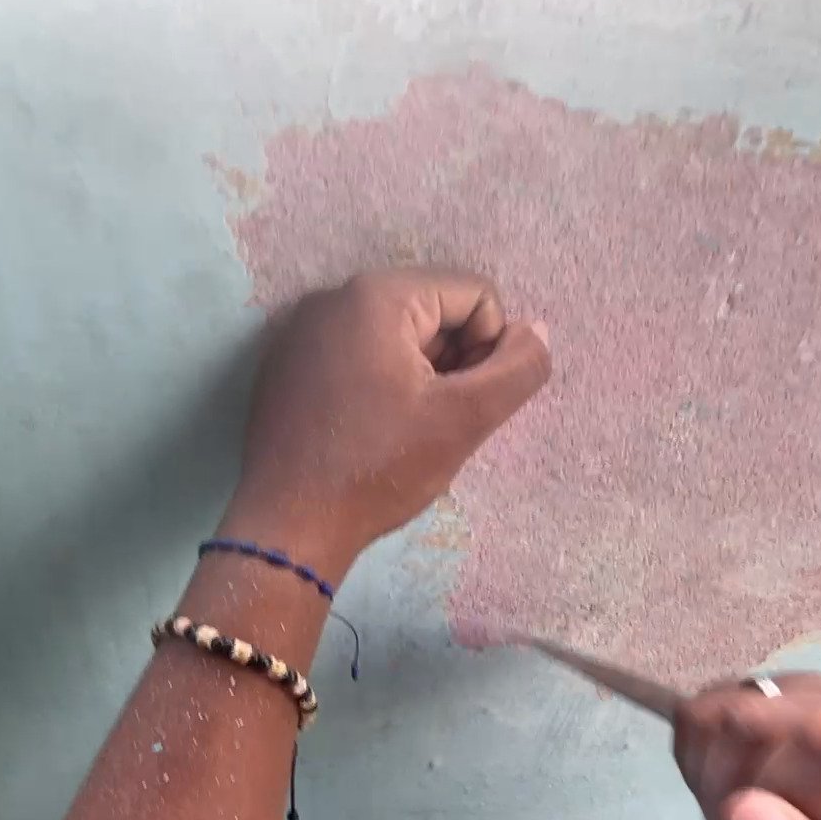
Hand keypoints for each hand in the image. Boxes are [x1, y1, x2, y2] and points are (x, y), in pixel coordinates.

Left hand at [221, 268, 551, 577]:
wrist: (289, 524)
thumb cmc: (379, 469)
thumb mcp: (464, 419)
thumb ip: (518, 368)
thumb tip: (535, 331)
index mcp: (377, 294)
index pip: (474, 295)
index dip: (490, 349)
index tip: (465, 403)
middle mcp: (332, 297)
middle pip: (432, 310)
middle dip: (451, 361)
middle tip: (437, 419)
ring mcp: (300, 330)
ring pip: (394, 335)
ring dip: (418, 374)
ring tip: (403, 428)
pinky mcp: (285, 364)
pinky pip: (354, 353)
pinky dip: (377, 381)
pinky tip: (368, 428)